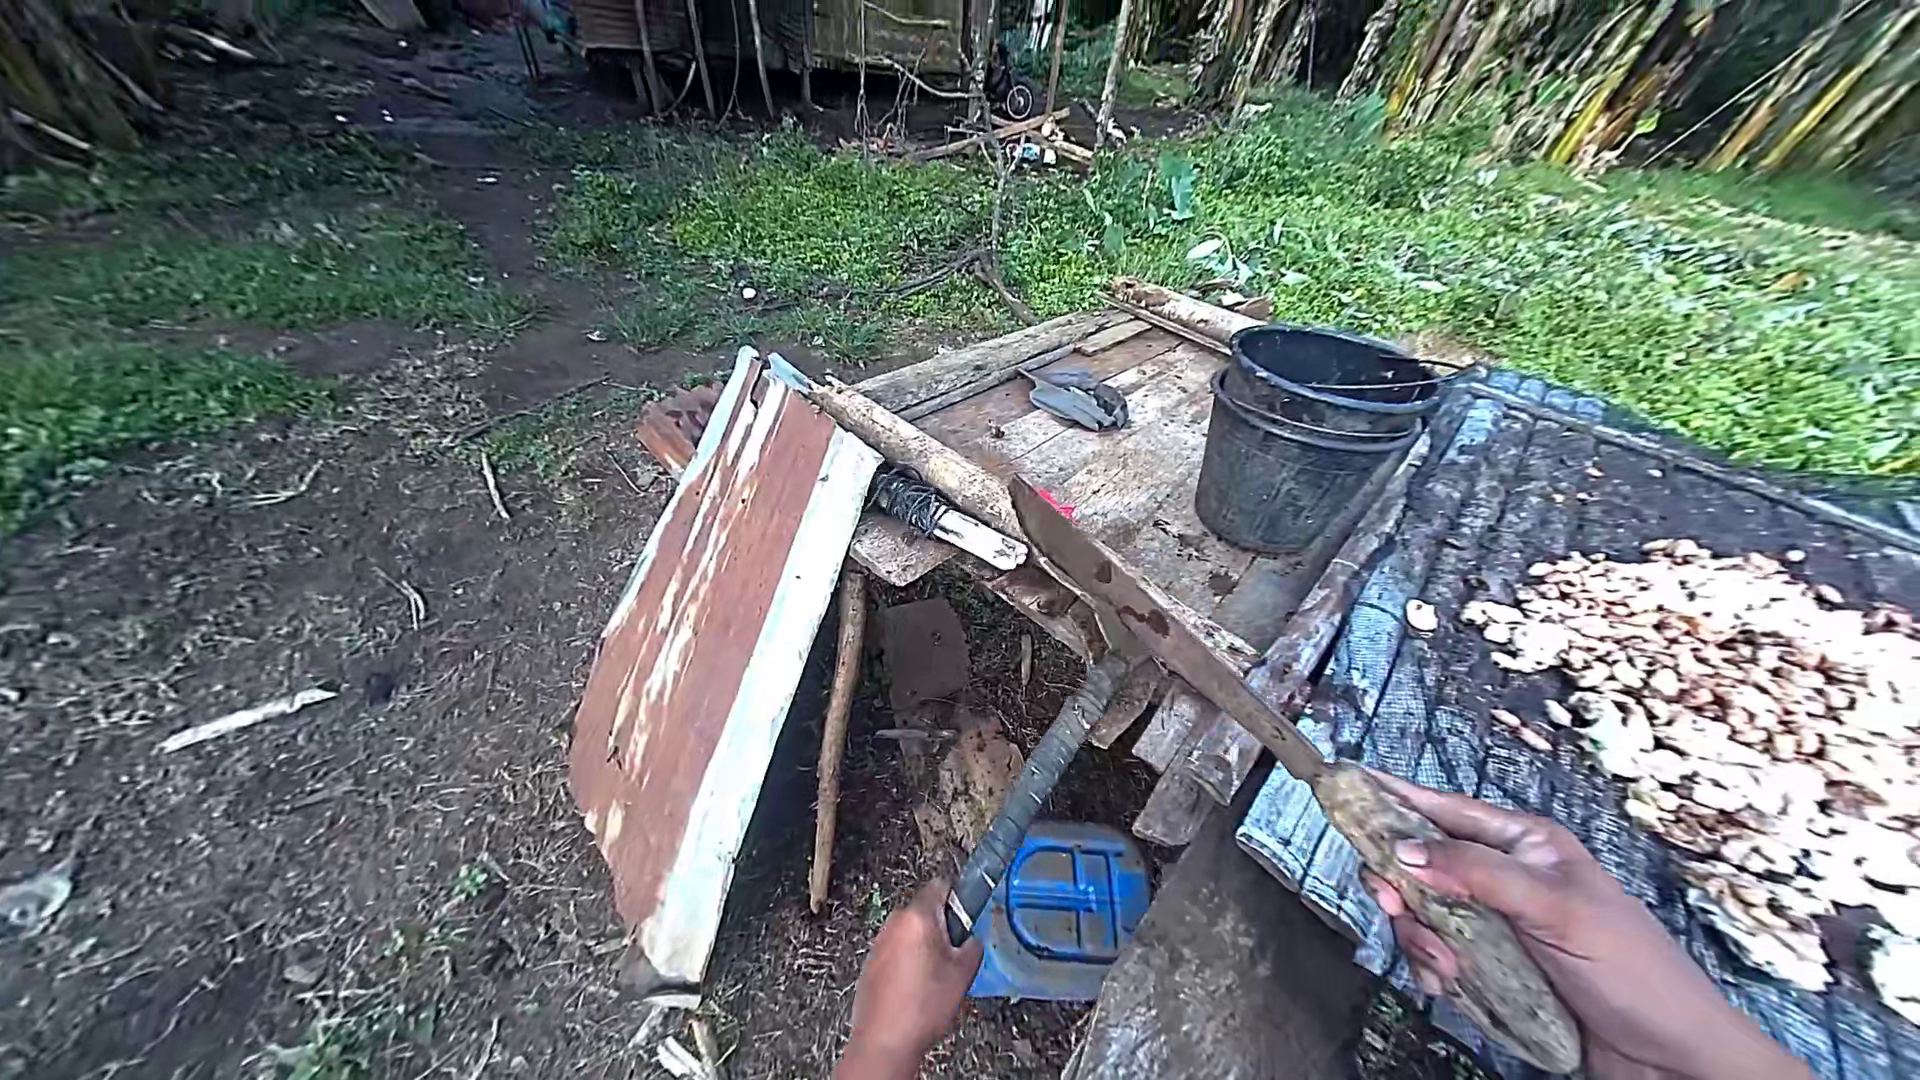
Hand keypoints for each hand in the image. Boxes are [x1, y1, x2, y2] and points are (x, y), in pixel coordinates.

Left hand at [836, 879, 983, 1079]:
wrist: (884, 1042)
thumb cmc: (922, 1006)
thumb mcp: (962, 974)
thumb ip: (973, 945)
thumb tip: (972, 938)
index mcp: (919, 916)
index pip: (941, 885)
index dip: (957, 898)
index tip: (964, 915)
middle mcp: (896, 920)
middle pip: (925, 910)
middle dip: (940, 927)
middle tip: (952, 954)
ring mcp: (880, 939)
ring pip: (910, 930)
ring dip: (922, 944)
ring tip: (932, 976)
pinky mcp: (871, 959)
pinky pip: (895, 948)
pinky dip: (906, 960)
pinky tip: (913, 988)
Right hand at [1361, 772, 1810, 1079]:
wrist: (1678, 1068)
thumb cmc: (1633, 972)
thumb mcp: (1557, 909)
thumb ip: (1476, 870)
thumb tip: (1401, 850)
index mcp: (1519, 843)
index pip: (1439, 806)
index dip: (1391, 791)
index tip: (1344, 777)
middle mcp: (1494, 871)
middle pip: (1414, 857)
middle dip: (1397, 882)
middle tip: (1390, 903)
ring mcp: (1486, 915)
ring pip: (1415, 904)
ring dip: (1418, 934)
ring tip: (1444, 964)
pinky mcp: (1482, 957)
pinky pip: (1429, 945)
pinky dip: (1428, 964)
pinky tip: (1446, 982)